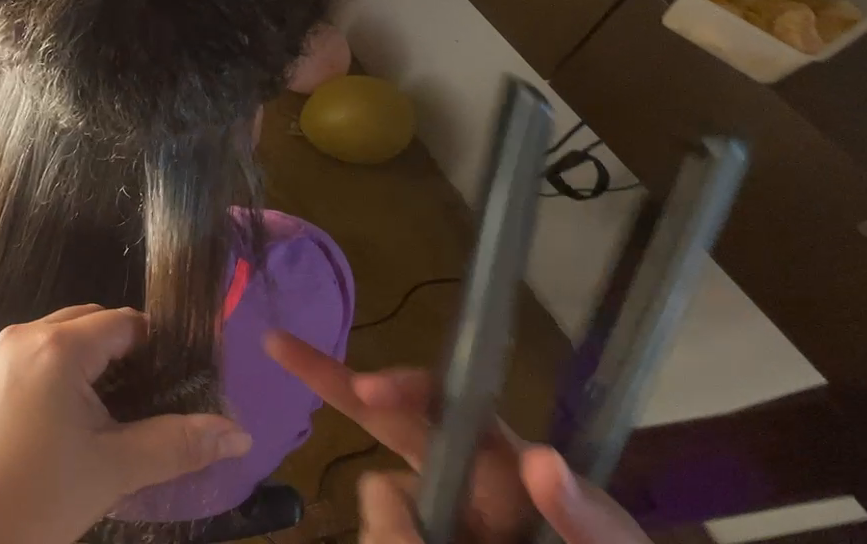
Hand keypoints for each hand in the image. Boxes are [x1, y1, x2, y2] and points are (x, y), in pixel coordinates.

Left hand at [0, 305, 251, 543]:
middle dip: (124, 351)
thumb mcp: (114, 470)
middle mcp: (23, 334)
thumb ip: (177, 444)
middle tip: (151, 399)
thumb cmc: (38, 496)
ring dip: (89, 361)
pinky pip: (31, 353)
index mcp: (57, 347)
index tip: (180, 379)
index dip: (156, 346)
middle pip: (88, 323)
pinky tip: (68, 416)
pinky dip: (57, 370)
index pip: (123, 323)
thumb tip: (239, 433)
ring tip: (114, 411)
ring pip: (57, 337)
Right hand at [265, 332, 649, 543]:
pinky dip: (385, 539)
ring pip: (378, 509)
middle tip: (278, 343)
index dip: (399, 387)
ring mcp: (427, 518)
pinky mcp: (402, 535)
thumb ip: (588, 520)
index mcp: (498, 464)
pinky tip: (403, 541)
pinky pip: (377, 534)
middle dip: (328, 377)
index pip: (439, 405)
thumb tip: (540, 459)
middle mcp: (452, 480)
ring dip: (392, 535)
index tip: (367, 389)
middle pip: (380, 421)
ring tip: (417, 543)